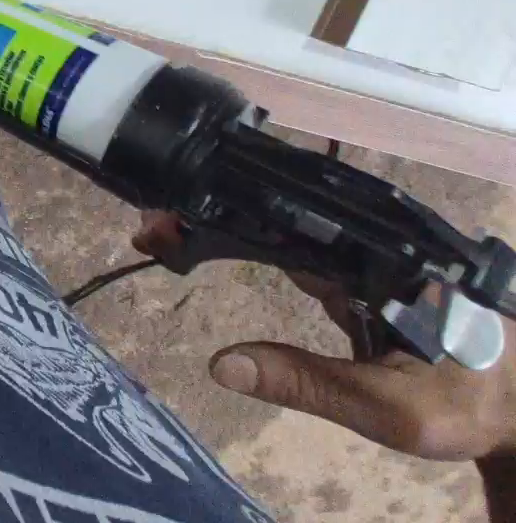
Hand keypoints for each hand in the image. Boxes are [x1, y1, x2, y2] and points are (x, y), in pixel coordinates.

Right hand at [132, 212, 515, 460]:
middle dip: (206, 214)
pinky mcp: (355, 267)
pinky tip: (203, 245)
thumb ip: (312, 385)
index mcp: (386, 259)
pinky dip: (240, 239)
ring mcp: (364, 252)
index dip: (221, 216)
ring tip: (163, 234)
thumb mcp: (398, 414)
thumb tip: (220, 365)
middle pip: (273, 212)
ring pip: (275, 223)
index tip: (167, 226)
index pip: (288, 219)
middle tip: (151, 230)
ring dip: (217, 225)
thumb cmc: (475, 410)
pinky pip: (287, 242)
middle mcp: (373, 242)